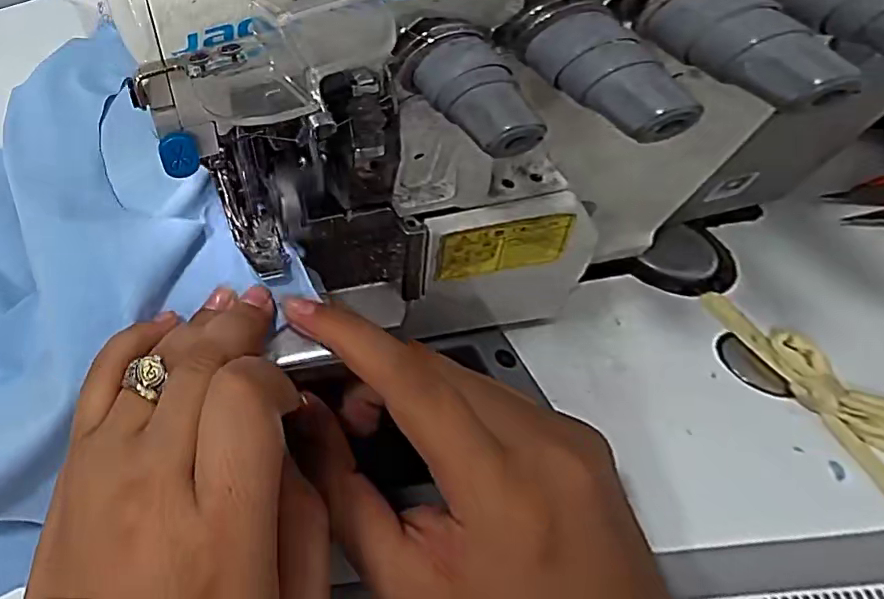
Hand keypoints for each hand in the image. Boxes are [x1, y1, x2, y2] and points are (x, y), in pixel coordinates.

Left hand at [27, 285, 329, 598]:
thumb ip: (301, 516)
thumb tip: (291, 428)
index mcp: (219, 530)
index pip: (243, 398)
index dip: (270, 376)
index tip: (286, 389)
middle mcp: (154, 479)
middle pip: (198, 366)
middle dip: (237, 330)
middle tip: (260, 310)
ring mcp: (104, 460)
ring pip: (153, 360)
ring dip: (193, 328)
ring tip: (224, 308)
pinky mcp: (72, 457)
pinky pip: (101, 375)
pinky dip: (133, 339)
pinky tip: (162, 324)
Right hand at [282, 297, 669, 598]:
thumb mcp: (404, 580)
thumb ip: (341, 490)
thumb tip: (309, 416)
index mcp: (509, 490)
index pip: (411, 376)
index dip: (346, 333)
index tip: (306, 310)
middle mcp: (551, 450)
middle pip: (428, 365)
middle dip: (368, 368)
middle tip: (337, 406)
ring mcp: (571, 442)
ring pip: (454, 369)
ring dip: (402, 381)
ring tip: (379, 427)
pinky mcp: (577, 442)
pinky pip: (487, 388)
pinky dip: (441, 395)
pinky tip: (426, 434)